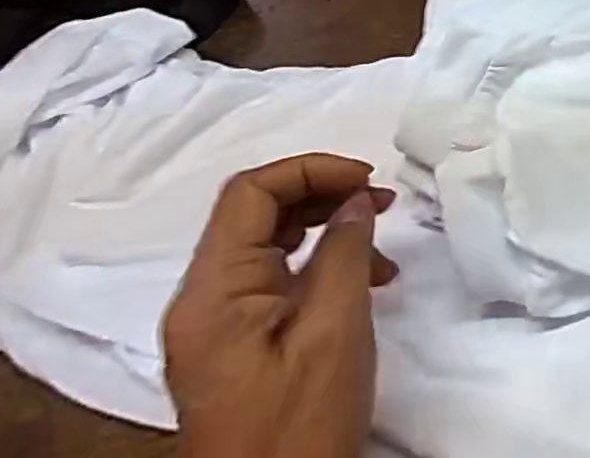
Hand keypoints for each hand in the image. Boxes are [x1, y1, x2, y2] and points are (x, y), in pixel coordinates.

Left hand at [163, 154, 398, 457]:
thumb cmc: (301, 418)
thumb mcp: (334, 328)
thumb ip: (345, 252)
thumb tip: (358, 199)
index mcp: (213, 292)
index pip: (250, 193)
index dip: (312, 170)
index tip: (368, 179)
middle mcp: (206, 297)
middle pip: (260, 211)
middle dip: (326, 192)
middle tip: (382, 199)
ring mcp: (223, 318)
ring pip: (275, 239)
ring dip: (332, 224)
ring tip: (382, 237)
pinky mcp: (245, 335)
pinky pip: (284, 272)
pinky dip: (329, 258)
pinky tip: (370, 275)